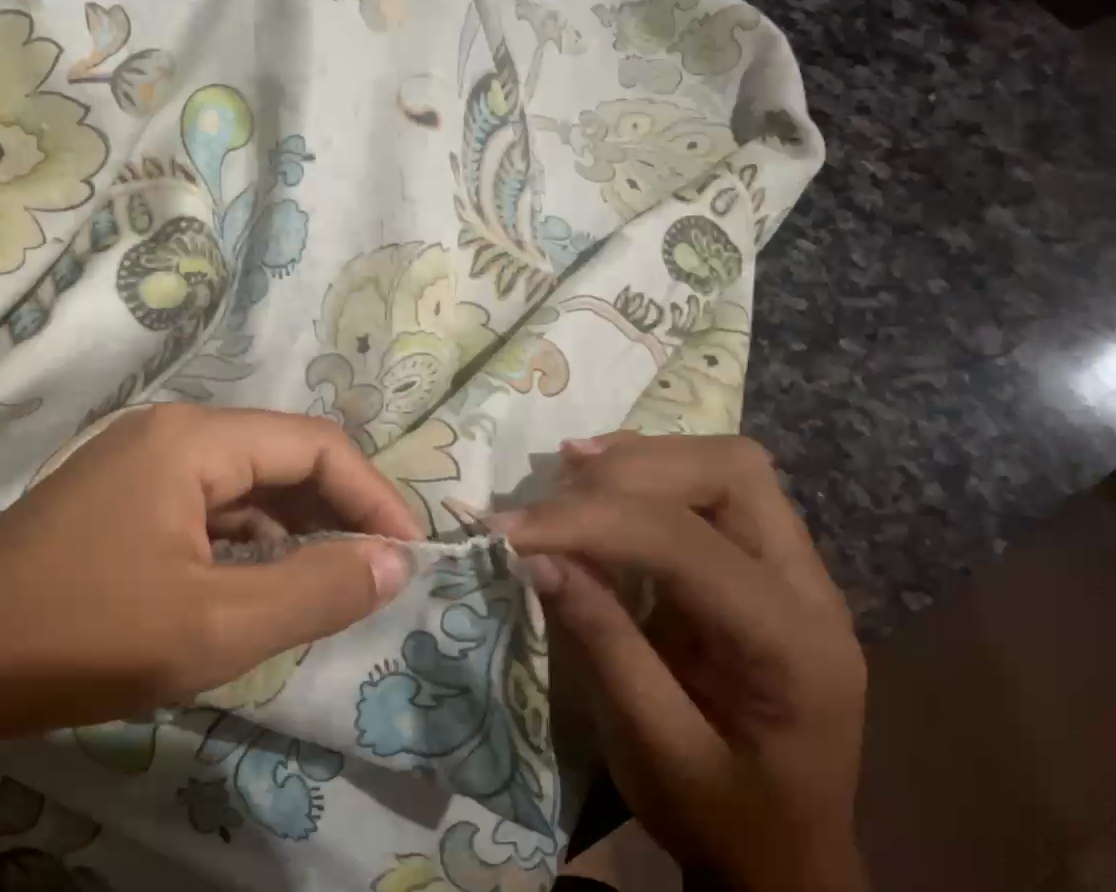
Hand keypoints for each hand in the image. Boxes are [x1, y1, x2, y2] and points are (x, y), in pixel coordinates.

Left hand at [0, 404, 420, 738]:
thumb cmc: (87, 636)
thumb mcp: (217, 625)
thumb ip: (316, 590)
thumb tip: (393, 559)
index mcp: (191, 440)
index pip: (314, 444)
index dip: (374, 496)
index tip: (411, 559)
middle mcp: (163, 432)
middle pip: (275, 456)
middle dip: (334, 511)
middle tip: (375, 576)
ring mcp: (129, 463)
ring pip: (236, 484)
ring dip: (287, 529)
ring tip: (325, 586)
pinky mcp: (110, 499)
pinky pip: (197, 505)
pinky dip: (238, 540)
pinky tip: (251, 584)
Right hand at [496, 433, 867, 891]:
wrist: (785, 857)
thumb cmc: (722, 816)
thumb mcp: (654, 748)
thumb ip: (603, 646)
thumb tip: (532, 557)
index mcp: (794, 645)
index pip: (686, 543)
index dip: (589, 523)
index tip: (505, 532)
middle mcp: (809, 591)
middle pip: (729, 473)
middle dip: (624, 474)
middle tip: (541, 509)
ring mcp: (790, 575)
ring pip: (722, 467)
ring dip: (635, 463)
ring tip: (559, 478)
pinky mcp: (757, 570)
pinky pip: (709, 491)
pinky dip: (643, 475)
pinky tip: (591, 479)